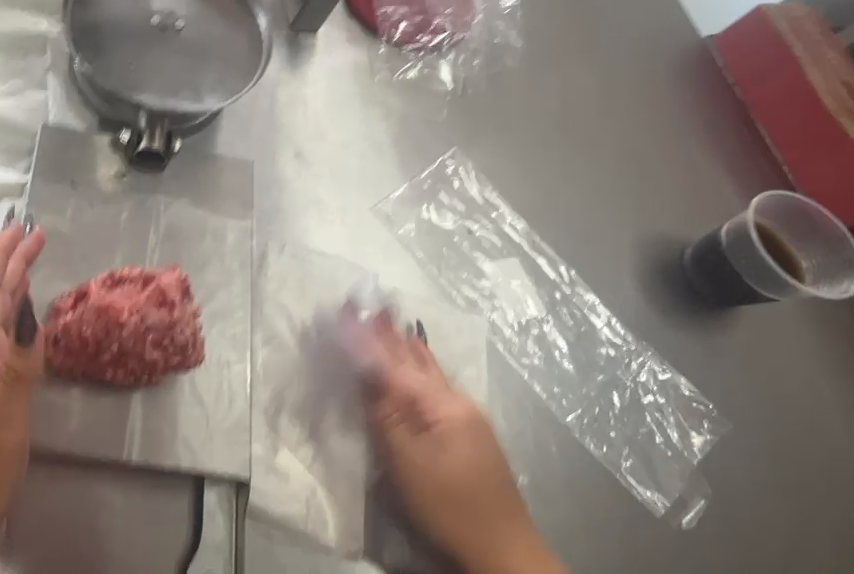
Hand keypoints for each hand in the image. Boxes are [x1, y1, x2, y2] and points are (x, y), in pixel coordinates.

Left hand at [0, 223, 45, 573]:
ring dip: (9, 284)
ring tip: (27, 264)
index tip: (24, 228)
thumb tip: (30, 312)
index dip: (6, 258)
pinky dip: (9, 315)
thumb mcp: (3, 419)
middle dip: (9, 262)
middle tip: (32, 234)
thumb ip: (17, 365)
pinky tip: (18, 322)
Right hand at [349, 310, 563, 573]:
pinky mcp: (469, 437)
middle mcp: (457, 402)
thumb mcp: (407, 460)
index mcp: (442, 404)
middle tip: (369, 305)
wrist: (505, 555)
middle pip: (416, 361)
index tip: (348, 307)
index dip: (370, 336)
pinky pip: (436, 389)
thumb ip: (383, 409)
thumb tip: (362, 364)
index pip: (395, 362)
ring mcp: (467, 419)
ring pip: (430, 374)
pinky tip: (419, 363)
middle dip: (390, 335)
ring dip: (407, 349)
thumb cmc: (449, 506)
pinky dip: (419, 371)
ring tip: (393, 322)